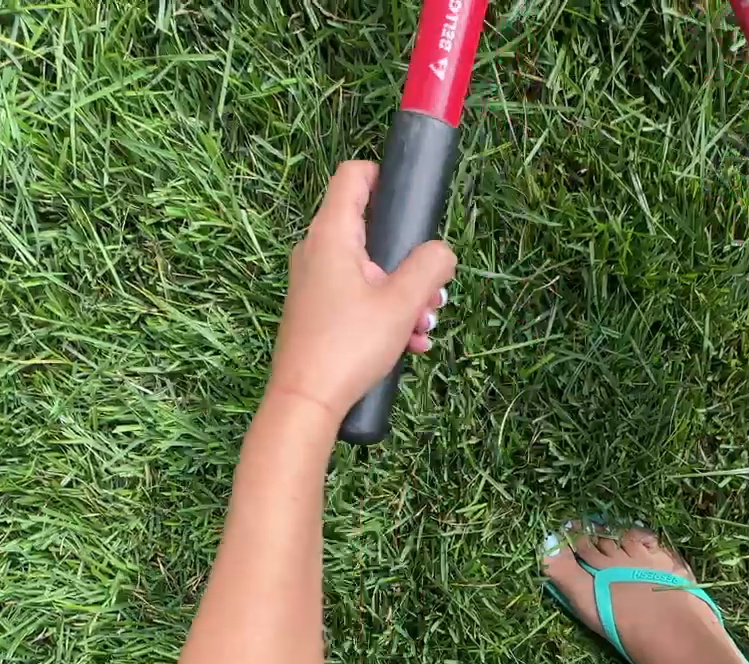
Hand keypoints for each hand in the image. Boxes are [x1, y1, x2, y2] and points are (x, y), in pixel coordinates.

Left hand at [266, 160, 457, 421]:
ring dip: (404, 297)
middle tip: (433, 295)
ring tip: (424, 329)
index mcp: (332, 235)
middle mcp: (317, 252)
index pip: (354, 176)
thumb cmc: (349, 346)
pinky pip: (358, 301)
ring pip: (370, 274)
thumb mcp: (402, 304)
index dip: (385, 178)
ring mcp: (314, 284)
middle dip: (410, 263)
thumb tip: (442, 253)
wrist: (306, 402)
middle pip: (372, 234)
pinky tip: (409, 347)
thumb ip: (429, 268)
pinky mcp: (316, 314)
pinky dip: (385, 316)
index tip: (412, 206)